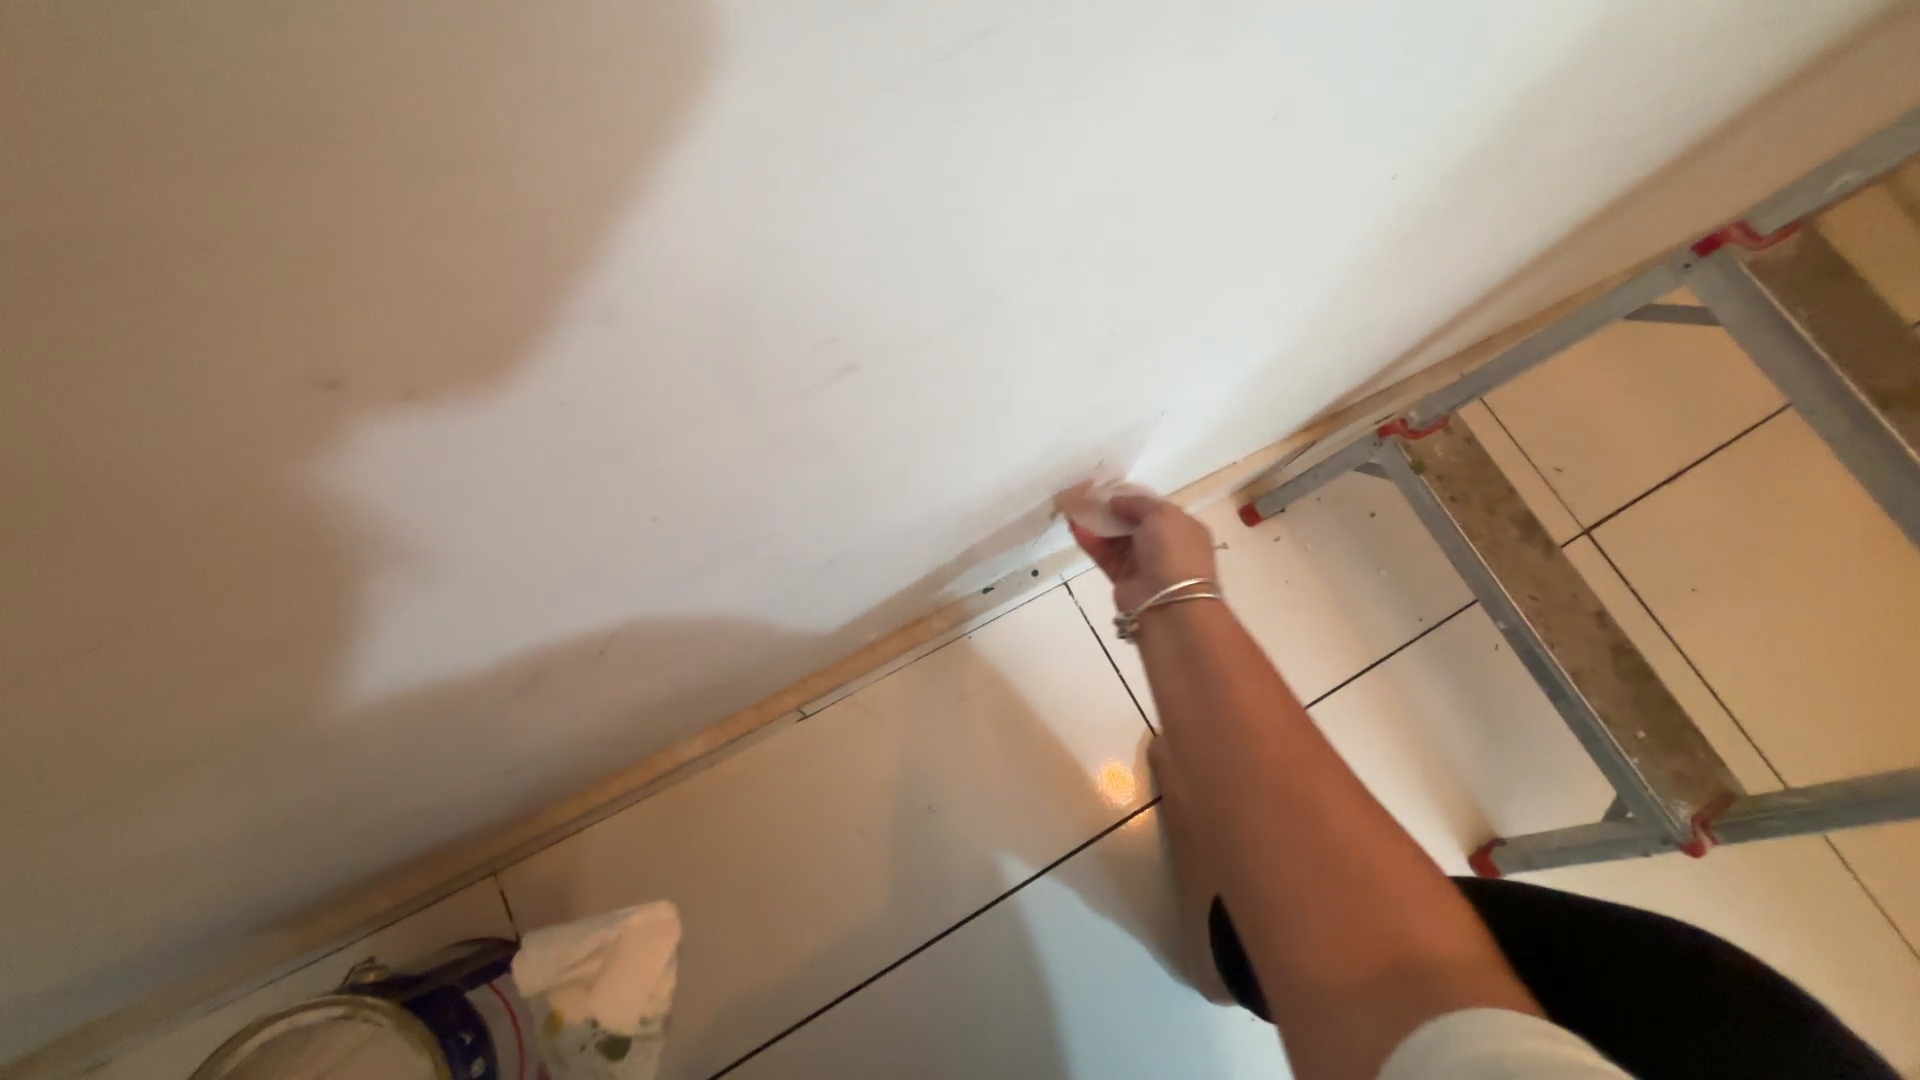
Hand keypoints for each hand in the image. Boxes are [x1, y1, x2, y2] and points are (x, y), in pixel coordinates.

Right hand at [1070, 494, 1218, 612]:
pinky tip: (1074, 526)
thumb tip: (1116, 501)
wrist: (1170, 603)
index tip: (1108, 488)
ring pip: (1115, 538)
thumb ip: (1137, 503)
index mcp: (1181, 527)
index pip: (1153, 508)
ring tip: (1074, 507)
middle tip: (1086, 496)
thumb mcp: (1162, 515)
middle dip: (1110, 509)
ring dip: (1096, 523)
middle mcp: (1163, 544)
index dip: (1131, 498)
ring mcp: (1143, 562)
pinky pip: (1104, 555)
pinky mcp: (1123, 578)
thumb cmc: (1173, 552)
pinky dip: (1090, 541)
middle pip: (1131, 522)